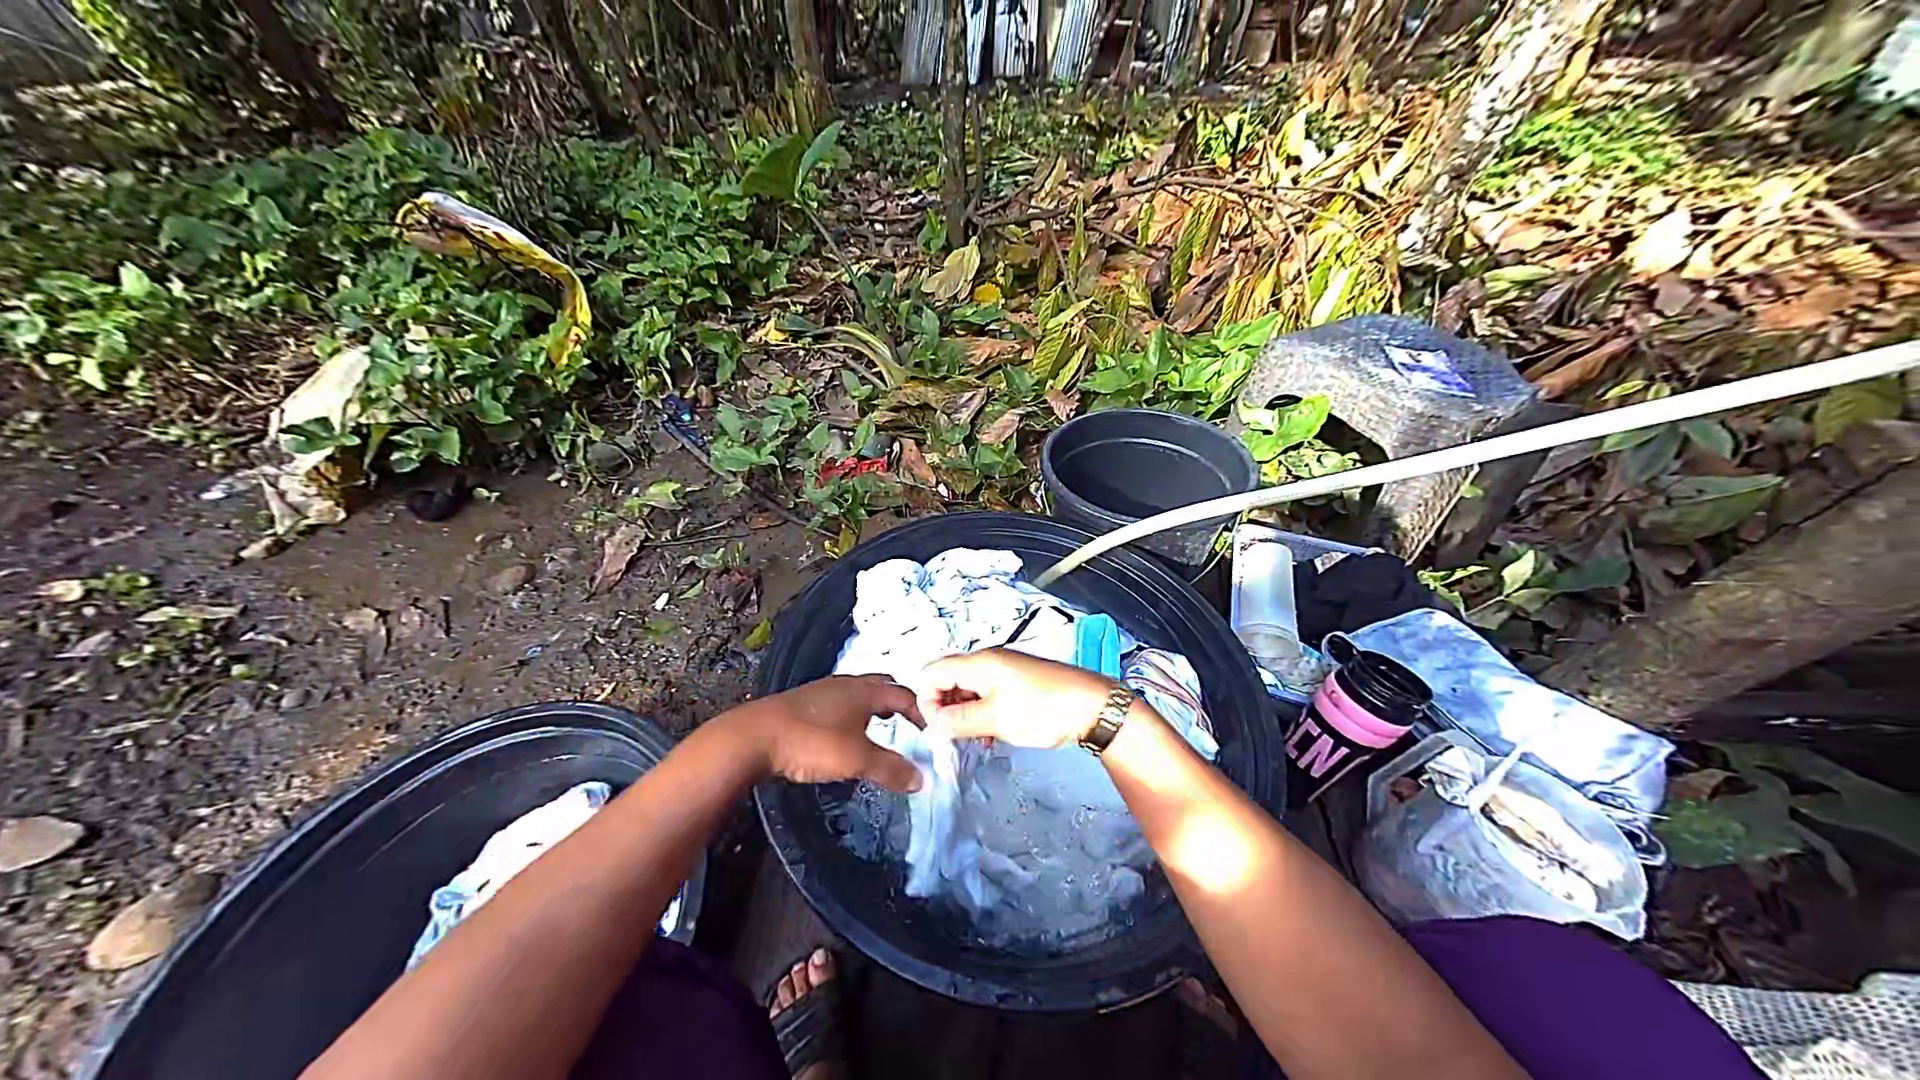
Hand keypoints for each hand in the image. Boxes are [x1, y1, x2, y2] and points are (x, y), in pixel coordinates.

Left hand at [727, 675, 924, 792]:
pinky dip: (850, 715)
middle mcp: (845, 684)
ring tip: (878, 728)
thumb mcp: (856, 759)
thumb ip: (890, 768)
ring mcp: (821, 691)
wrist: (752, 737)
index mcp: (863, 691)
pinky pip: (837, 703)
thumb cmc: (811, 742)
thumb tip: (921, 779)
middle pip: (880, 686)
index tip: (930, 729)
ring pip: (856, 693)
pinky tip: (842, 734)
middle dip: (896, 702)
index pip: (902, 694)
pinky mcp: (801, 704)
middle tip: (908, 722)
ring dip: (871, 707)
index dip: (920, 711)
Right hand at [910, 649, 1117, 748]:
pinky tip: (992, 735)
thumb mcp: (996, 720)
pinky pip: (985, 695)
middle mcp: (988, 661)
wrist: (1092, 707)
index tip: (938, 728)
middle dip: (945, 709)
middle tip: (955, 737)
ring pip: (966, 690)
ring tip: (977, 739)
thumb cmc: (1046, 710)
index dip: (927, 701)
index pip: (932, 673)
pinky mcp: (1016, 683)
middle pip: (948, 680)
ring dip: (963, 714)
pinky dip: (981, 714)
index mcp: (979, 663)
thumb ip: (958, 722)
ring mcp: (1003, 671)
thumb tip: (932, 727)